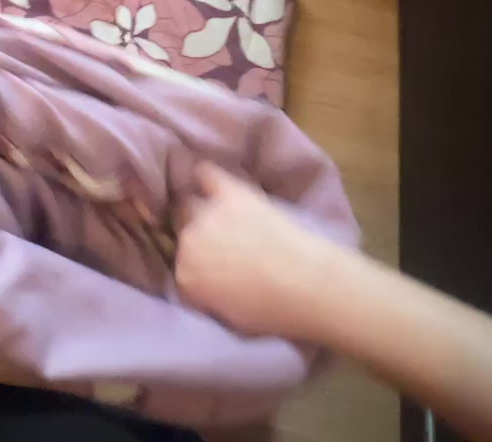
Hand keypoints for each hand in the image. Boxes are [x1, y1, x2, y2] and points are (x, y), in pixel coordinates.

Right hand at [174, 163, 352, 341]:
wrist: (311, 287)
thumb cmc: (276, 312)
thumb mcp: (231, 316)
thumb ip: (206, 295)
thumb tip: (204, 283)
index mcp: (187, 278)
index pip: (180, 266)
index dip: (195, 265)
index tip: (209, 267)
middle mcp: (189, 242)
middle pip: (182, 231)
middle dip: (193, 236)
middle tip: (216, 242)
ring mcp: (207, 214)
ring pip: (187, 203)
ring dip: (198, 209)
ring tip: (215, 215)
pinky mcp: (229, 193)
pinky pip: (205, 174)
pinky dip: (204, 176)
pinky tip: (207, 180)